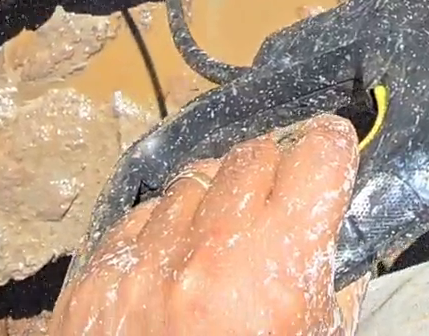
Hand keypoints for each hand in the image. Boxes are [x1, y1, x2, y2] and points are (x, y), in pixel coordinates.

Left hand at [51, 115, 363, 335]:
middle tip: (277, 205)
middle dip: (274, 172)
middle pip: (255, 154)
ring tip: (219, 243)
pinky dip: (165, 229)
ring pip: (196, 177)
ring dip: (216, 199)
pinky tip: (173, 266)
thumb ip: (333, 278)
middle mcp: (207, 256)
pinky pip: (143, 215)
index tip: (332, 148)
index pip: (317, 156)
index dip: (331, 147)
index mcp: (274, 275)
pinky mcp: (94, 281)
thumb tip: (335, 214)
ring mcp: (144, 264)